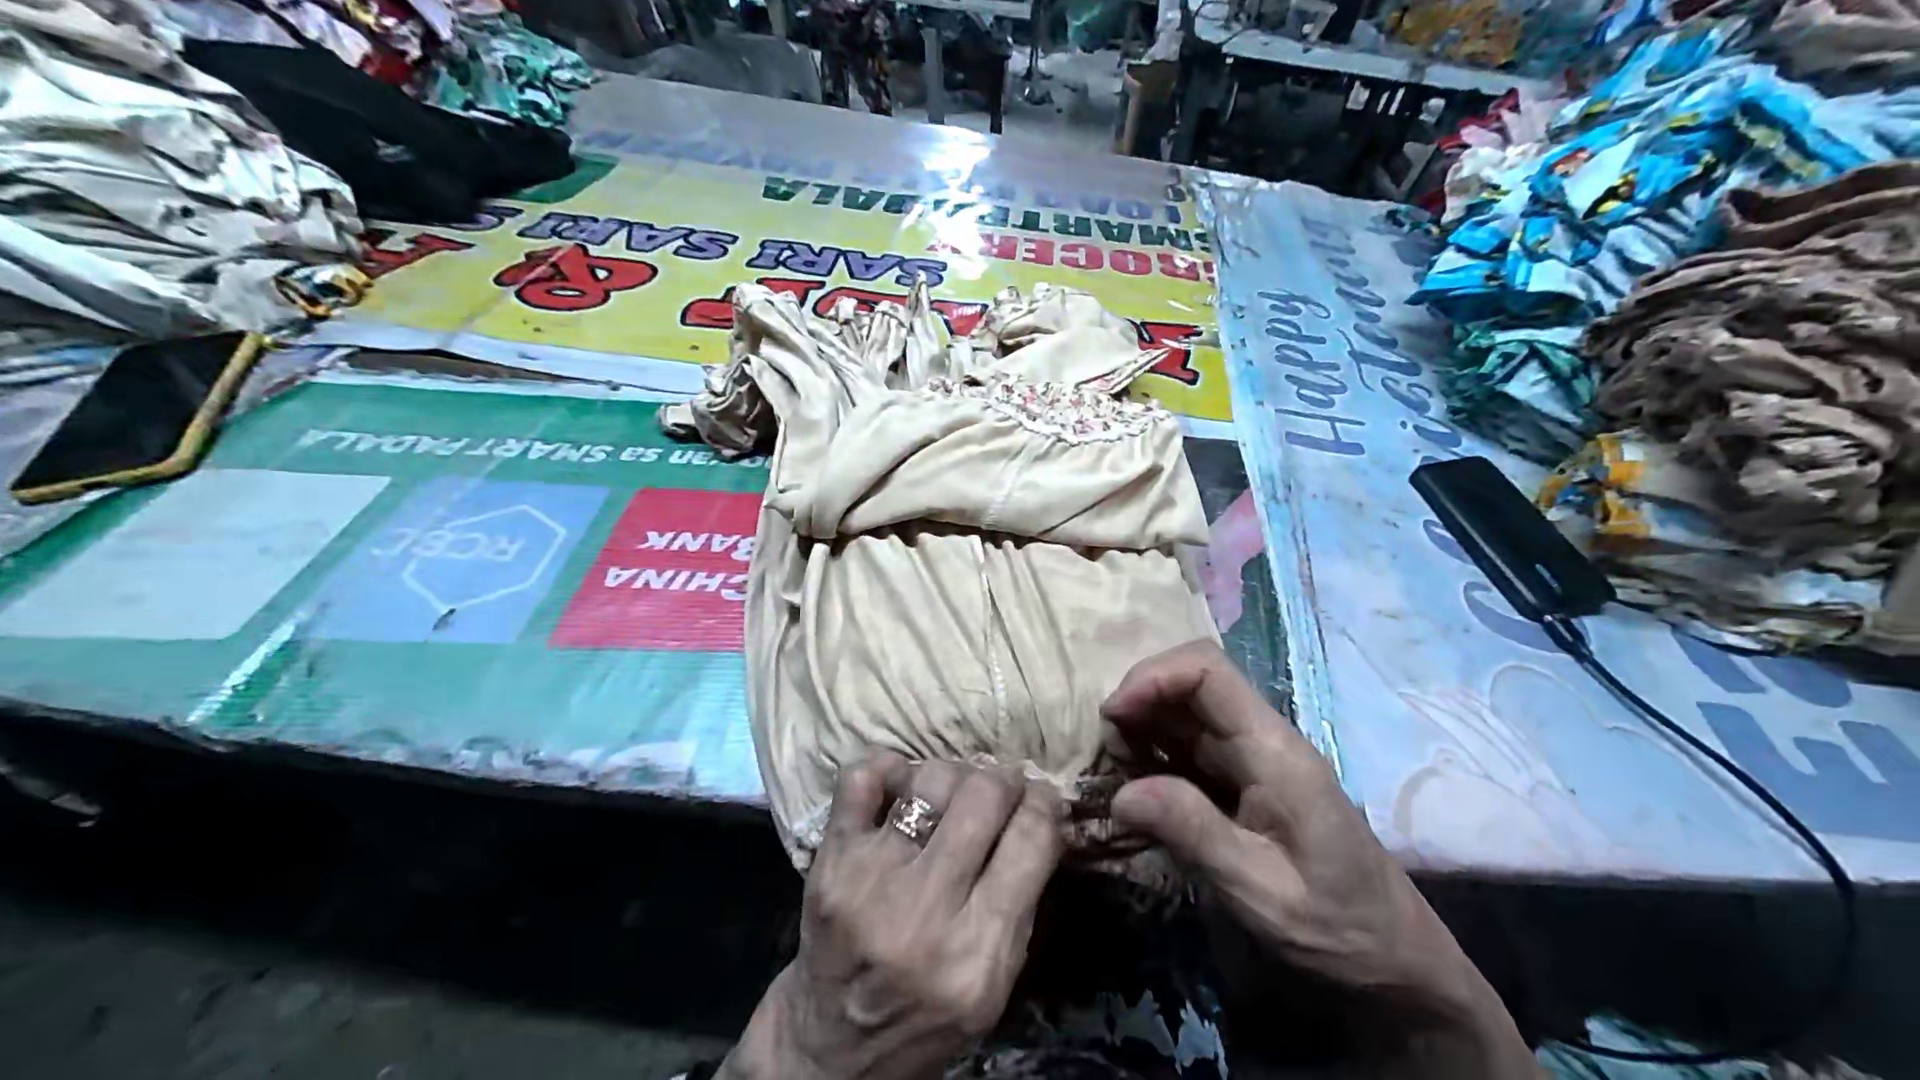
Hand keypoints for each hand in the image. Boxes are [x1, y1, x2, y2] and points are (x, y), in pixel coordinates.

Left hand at [720, 753, 1064, 1079]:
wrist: (832, 1044)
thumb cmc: (925, 1015)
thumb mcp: (996, 982)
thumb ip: (1021, 900)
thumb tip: (1042, 812)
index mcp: (979, 954)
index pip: (1031, 839)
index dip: (1045, 802)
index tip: (1042, 796)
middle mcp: (925, 913)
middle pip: (983, 797)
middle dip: (1004, 779)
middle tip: (1002, 786)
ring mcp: (871, 881)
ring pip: (930, 780)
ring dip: (953, 773)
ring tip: (955, 789)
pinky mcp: (831, 861)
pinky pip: (862, 777)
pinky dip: (890, 767)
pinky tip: (902, 785)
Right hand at [1104, 641, 1536, 1077]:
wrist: (1393, 960)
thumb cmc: (1337, 926)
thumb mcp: (1261, 891)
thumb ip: (1193, 833)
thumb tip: (1120, 794)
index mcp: (1274, 751)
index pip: (1207, 670)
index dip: (1152, 676)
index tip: (1113, 715)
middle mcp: (1260, 738)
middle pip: (1189, 680)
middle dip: (1138, 700)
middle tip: (1107, 752)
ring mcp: (1249, 756)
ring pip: (1182, 709)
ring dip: (1139, 726)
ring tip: (1114, 772)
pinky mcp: (1239, 777)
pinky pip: (1184, 743)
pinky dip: (1149, 752)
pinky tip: (1135, 786)